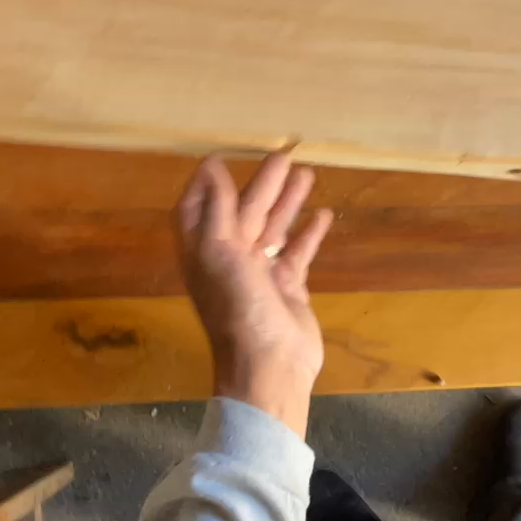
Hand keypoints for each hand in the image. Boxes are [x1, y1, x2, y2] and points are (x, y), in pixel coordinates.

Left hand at [174, 150, 334, 436]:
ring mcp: (259, 275)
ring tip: (307, 174)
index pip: (198, 210)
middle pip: (243, 213)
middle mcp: (228, 260)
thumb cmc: (238, 308)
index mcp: (204, 251)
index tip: (220, 158)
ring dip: (287, 203)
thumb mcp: (218, 252)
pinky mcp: (287, 289)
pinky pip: (297, 254)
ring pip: (272, 229)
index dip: (207, 185)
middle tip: (284, 155)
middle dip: (262, 185)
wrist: (269, 365)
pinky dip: (308, 235)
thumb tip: (211, 168)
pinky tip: (322, 215)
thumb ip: (217, 210)